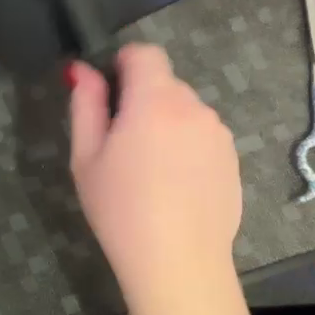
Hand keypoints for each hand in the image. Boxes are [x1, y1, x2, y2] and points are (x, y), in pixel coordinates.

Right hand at [68, 44, 241, 312]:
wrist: (177, 260)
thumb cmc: (118, 208)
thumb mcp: (86, 157)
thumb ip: (85, 106)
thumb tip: (82, 70)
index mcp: (155, 102)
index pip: (145, 53)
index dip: (121, 63)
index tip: (105, 93)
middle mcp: (195, 108)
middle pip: (164, 83)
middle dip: (139, 99)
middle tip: (115, 144)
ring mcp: (219, 134)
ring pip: (184, 111)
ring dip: (162, 123)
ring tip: (143, 170)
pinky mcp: (232, 158)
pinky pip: (201, 136)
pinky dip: (183, 147)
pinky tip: (169, 186)